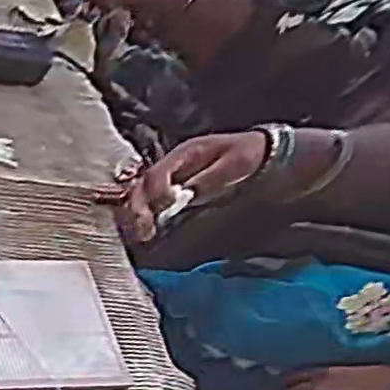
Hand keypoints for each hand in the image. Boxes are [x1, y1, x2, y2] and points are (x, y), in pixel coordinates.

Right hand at [117, 131, 265, 241]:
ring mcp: (164, 181)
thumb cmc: (246, 156)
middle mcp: (168, 167)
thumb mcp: (235, 162)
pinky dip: (142, 220)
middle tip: (145, 230)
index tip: (168, 205)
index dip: (157, 192)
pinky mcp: (165, 194)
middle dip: (138, 210)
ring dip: (136, 218)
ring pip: (137, 199)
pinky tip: (146, 232)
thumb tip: (185, 194)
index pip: (156, 174)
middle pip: (139, 189)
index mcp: (183, 154)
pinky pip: (145, 207)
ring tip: (144, 235)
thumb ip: (209, 178)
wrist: (254, 155)